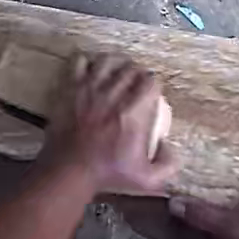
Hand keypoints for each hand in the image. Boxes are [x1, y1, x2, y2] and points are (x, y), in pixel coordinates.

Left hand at [40, 54, 179, 195]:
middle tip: (135, 84)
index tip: (151, 94)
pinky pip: (81, 61)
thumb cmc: (108, 173)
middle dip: (137, 73)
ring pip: (108, 59)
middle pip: (131, 68)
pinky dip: (88, 63)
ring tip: (116, 72)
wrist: (70, 170)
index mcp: (134, 111)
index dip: (154, 85)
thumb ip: (168, 164)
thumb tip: (168, 143)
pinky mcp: (72, 86)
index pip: (151, 81)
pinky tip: (92, 72)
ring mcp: (91, 87)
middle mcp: (114, 93)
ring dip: (116, 63)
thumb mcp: (147, 179)